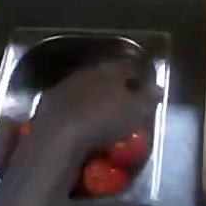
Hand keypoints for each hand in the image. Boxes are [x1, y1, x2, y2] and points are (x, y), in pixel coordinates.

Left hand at [28, 57, 159, 157]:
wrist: (58, 137)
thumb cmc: (103, 121)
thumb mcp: (136, 112)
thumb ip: (148, 98)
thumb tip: (157, 87)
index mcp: (109, 70)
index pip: (128, 68)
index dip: (138, 77)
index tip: (144, 90)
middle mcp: (86, 72)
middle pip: (105, 76)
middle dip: (114, 87)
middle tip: (124, 103)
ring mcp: (65, 86)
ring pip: (84, 88)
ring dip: (93, 98)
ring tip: (101, 115)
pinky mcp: (48, 104)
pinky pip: (68, 104)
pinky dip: (76, 111)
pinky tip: (80, 125)